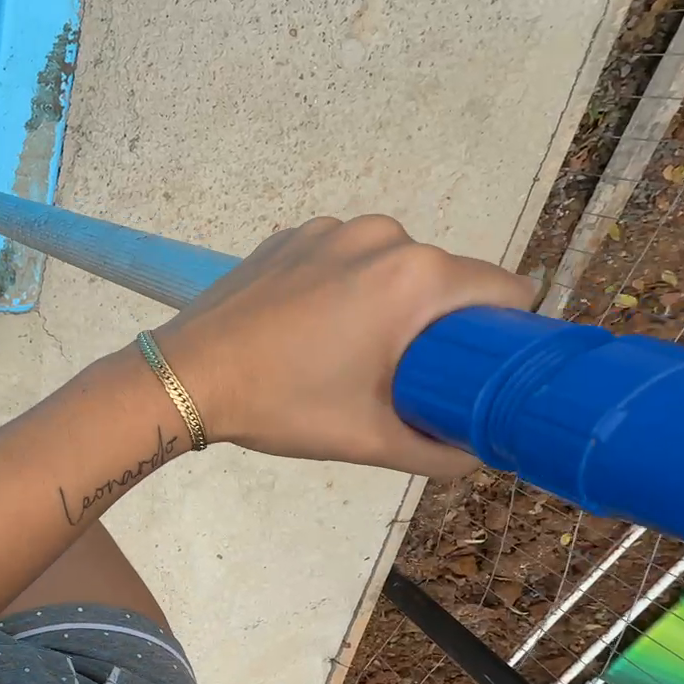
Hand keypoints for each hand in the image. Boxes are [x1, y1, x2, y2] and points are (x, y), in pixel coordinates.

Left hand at [152, 215, 537, 477]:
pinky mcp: (284, 238)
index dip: (498, 333)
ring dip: (381, 302)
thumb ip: (440, 450)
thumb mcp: (366, 437)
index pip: (505, 292)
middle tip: (391, 373)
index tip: (467, 368)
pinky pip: (338, 258)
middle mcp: (378, 236)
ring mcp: (325, 231)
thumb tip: (479, 453)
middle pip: (442, 280)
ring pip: (389, 266)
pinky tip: (303, 324)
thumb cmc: (274, 404)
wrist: (178, 379)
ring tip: (338, 352)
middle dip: (432, 324)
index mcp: (414, 275)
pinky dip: (335, 285)